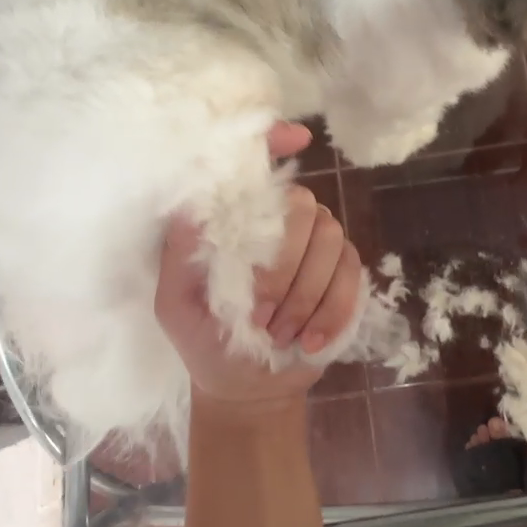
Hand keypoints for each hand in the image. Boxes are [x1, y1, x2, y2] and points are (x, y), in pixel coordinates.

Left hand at [153, 123, 364, 408]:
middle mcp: (282, 219)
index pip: (258, 163)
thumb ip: (180, 254)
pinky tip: (309, 342)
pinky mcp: (344, 273)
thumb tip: (193, 207)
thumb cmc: (204, 338)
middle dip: (284, 267)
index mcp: (237, 216)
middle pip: (303, 207)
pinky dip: (331, 312)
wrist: (246, 387)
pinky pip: (351, 274)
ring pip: (331, 240)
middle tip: (260, 315)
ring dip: (305, 297)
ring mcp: (317, 244)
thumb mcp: (175, 302)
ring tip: (279, 334)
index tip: (301, 139)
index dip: (277, 140)